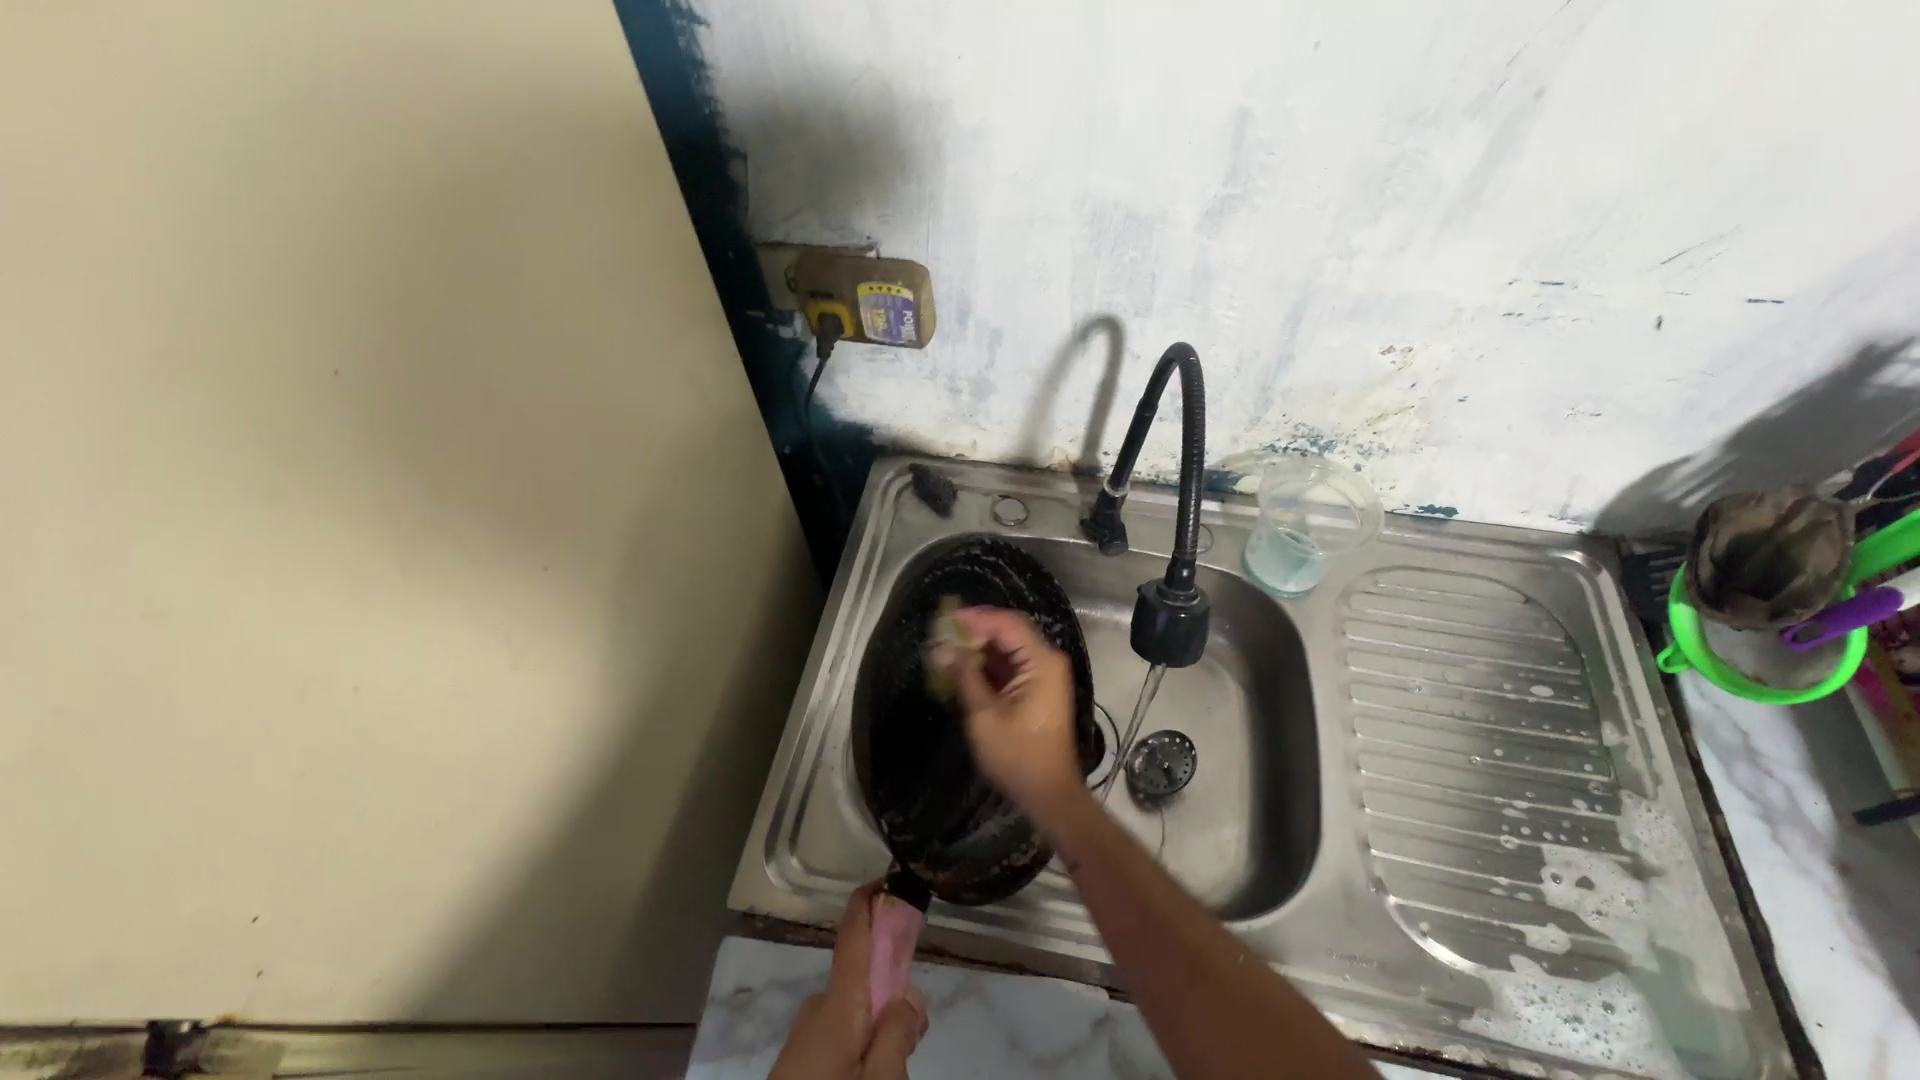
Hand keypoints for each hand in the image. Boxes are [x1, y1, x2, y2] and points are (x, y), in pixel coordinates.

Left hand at [770, 881, 928, 1079]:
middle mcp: (819, 1007)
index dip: (870, 899)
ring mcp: (806, 1034)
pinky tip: (867, 1079)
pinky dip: (863, 1048)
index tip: (890, 876)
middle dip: (896, 998)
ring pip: (858, 1015)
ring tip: (890, 1075)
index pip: (853, 934)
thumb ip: (899, 1032)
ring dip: (881, 1032)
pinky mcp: (800, 1059)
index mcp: (838, 1003)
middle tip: (914, 1043)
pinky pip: (842, 1036)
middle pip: (866, 980)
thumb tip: (906, 995)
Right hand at [942, 607, 1085, 817]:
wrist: (1049, 793)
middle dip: (975, 632)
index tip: (944, 620)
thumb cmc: (1018, 755)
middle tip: (941, 636)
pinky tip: (961, 670)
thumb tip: (941, 649)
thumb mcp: (984, 715)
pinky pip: (1011, 667)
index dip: (975, 618)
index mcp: (1041, 662)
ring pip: (1008, 649)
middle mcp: (1047, 662)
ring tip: (945, 651)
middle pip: (1009, 633)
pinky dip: (987, 666)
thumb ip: (964, 677)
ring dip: (978, 649)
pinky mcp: (1037, 691)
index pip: (1007, 624)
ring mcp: (1044, 677)